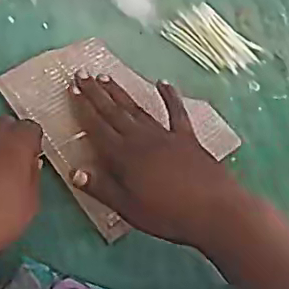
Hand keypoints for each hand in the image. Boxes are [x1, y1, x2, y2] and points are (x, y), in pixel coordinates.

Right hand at [69, 75, 256, 251]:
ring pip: (136, 109)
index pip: (97, 126)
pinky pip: (176, 113)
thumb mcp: (128, 208)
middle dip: (96, 92)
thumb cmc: (168, 214)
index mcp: (123, 156)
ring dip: (120, 92)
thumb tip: (74, 172)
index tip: (72, 89)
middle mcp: (141, 139)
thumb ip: (101, 188)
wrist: (216, 211)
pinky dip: (169, 96)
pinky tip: (163, 83)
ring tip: (106, 77)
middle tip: (83, 73)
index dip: (83, 107)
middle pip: (113, 111)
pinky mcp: (187, 138)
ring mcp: (165, 136)